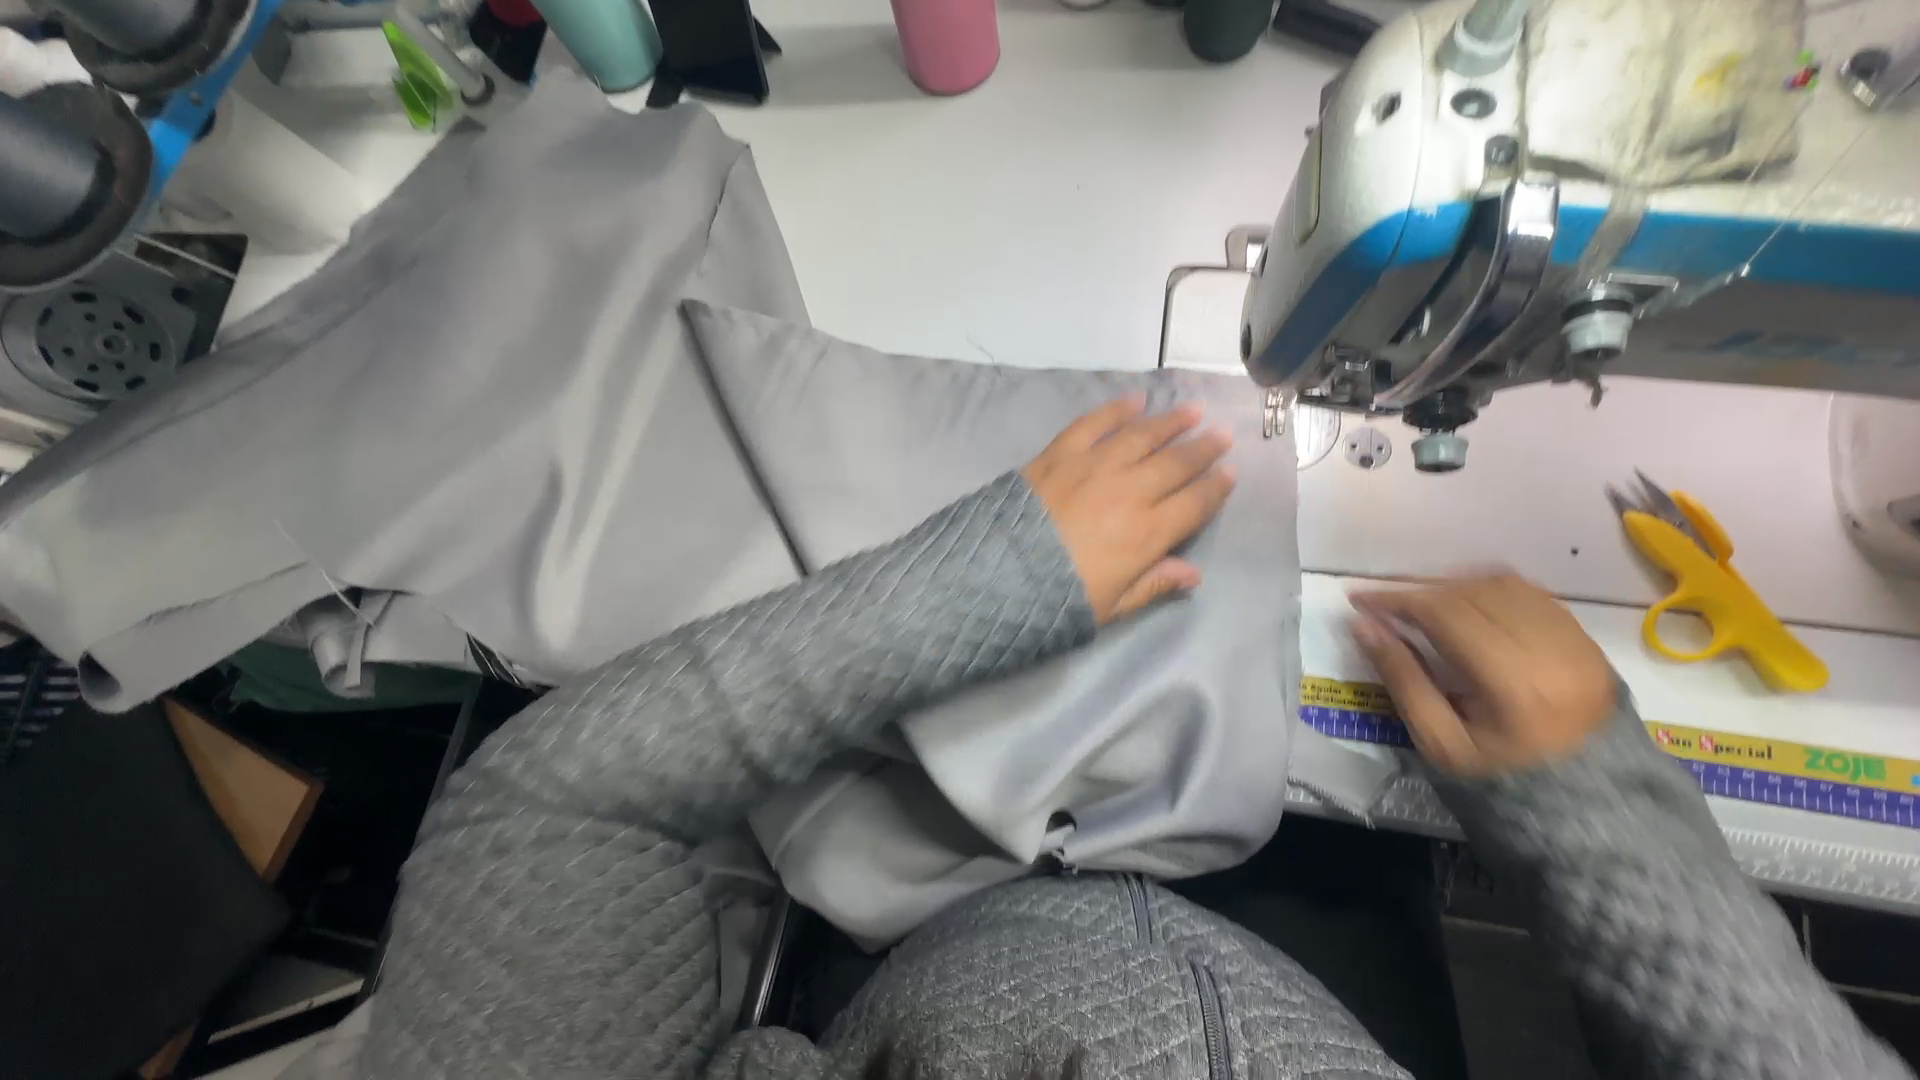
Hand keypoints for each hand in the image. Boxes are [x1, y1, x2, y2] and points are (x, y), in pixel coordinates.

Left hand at [1021, 397, 1234, 623]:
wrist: (998, 573)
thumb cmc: (1057, 595)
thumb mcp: (1111, 605)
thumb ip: (1153, 585)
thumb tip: (1193, 575)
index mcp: (1146, 534)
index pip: (1194, 504)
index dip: (1216, 488)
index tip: (1231, 473)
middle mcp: (1128, 492)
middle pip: (1176, 464)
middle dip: (1203, 448)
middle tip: (1222, 434)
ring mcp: (1094, 467)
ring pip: (1142, 437)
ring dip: (1170, 422)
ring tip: (1191, 412)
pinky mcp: (1061, 453)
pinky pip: (1094, 424)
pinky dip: (1116, 410)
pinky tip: (1135, 401)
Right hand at [1348, 574, 1614, 774]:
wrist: (1583, 805)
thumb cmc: (1499, 780)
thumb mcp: (1438, 740)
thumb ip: (1402, 678)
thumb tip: (1364, 625)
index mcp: (1514, 683)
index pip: (1446, 614)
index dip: (1397, 599)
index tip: (1359, 599)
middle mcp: (1553, 651)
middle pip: (1473, 593)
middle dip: (1422, 592)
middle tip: (1386, 605)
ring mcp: (1577, 643)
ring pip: (1504, 586)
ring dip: (1456, 587)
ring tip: (1424, 605)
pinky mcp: (1588, 643)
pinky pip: (1534, 597)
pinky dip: (1491, 593)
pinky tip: (1467, 608)